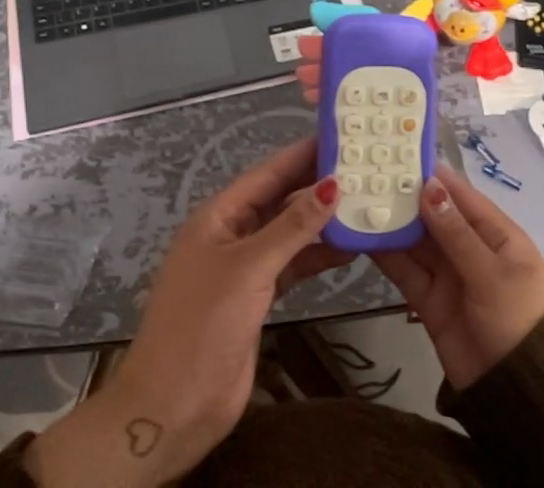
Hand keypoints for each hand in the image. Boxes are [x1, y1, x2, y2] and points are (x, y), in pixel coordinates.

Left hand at [26, 140, 352, 486]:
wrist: (174, 405)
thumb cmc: (203, 325)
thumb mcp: (248, 269)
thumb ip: (292, 227)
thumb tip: (332, 184)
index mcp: (217, 217)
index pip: (266, 174)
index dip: (303, 155)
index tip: (345, 137)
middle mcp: (231, 235)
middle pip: (280, 200)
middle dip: (319, 187)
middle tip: (369, 170)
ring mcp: (244, 268)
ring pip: (290, 233)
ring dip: (323, 223)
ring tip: (369, 205)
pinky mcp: (256, 298)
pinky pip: (292, 264)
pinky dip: (318, 255)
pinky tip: (350, 248)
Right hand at [375, 170, 543, 389]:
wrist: (517, 390)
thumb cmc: (518, 319)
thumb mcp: (492, 272)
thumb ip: (456, 233)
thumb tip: (429, 187)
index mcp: (498, 234)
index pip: (462, 196)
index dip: (434, 175)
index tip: (402, 152)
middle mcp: (471, 248)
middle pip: (434, 216)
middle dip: (406, 197)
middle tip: (368, 173)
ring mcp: (448, 274)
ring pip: (416, 241)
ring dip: (391, 223)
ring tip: (357, 198)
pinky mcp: (428, 299)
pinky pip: (405, 270)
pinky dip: (386, 254)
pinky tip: (361, 236)